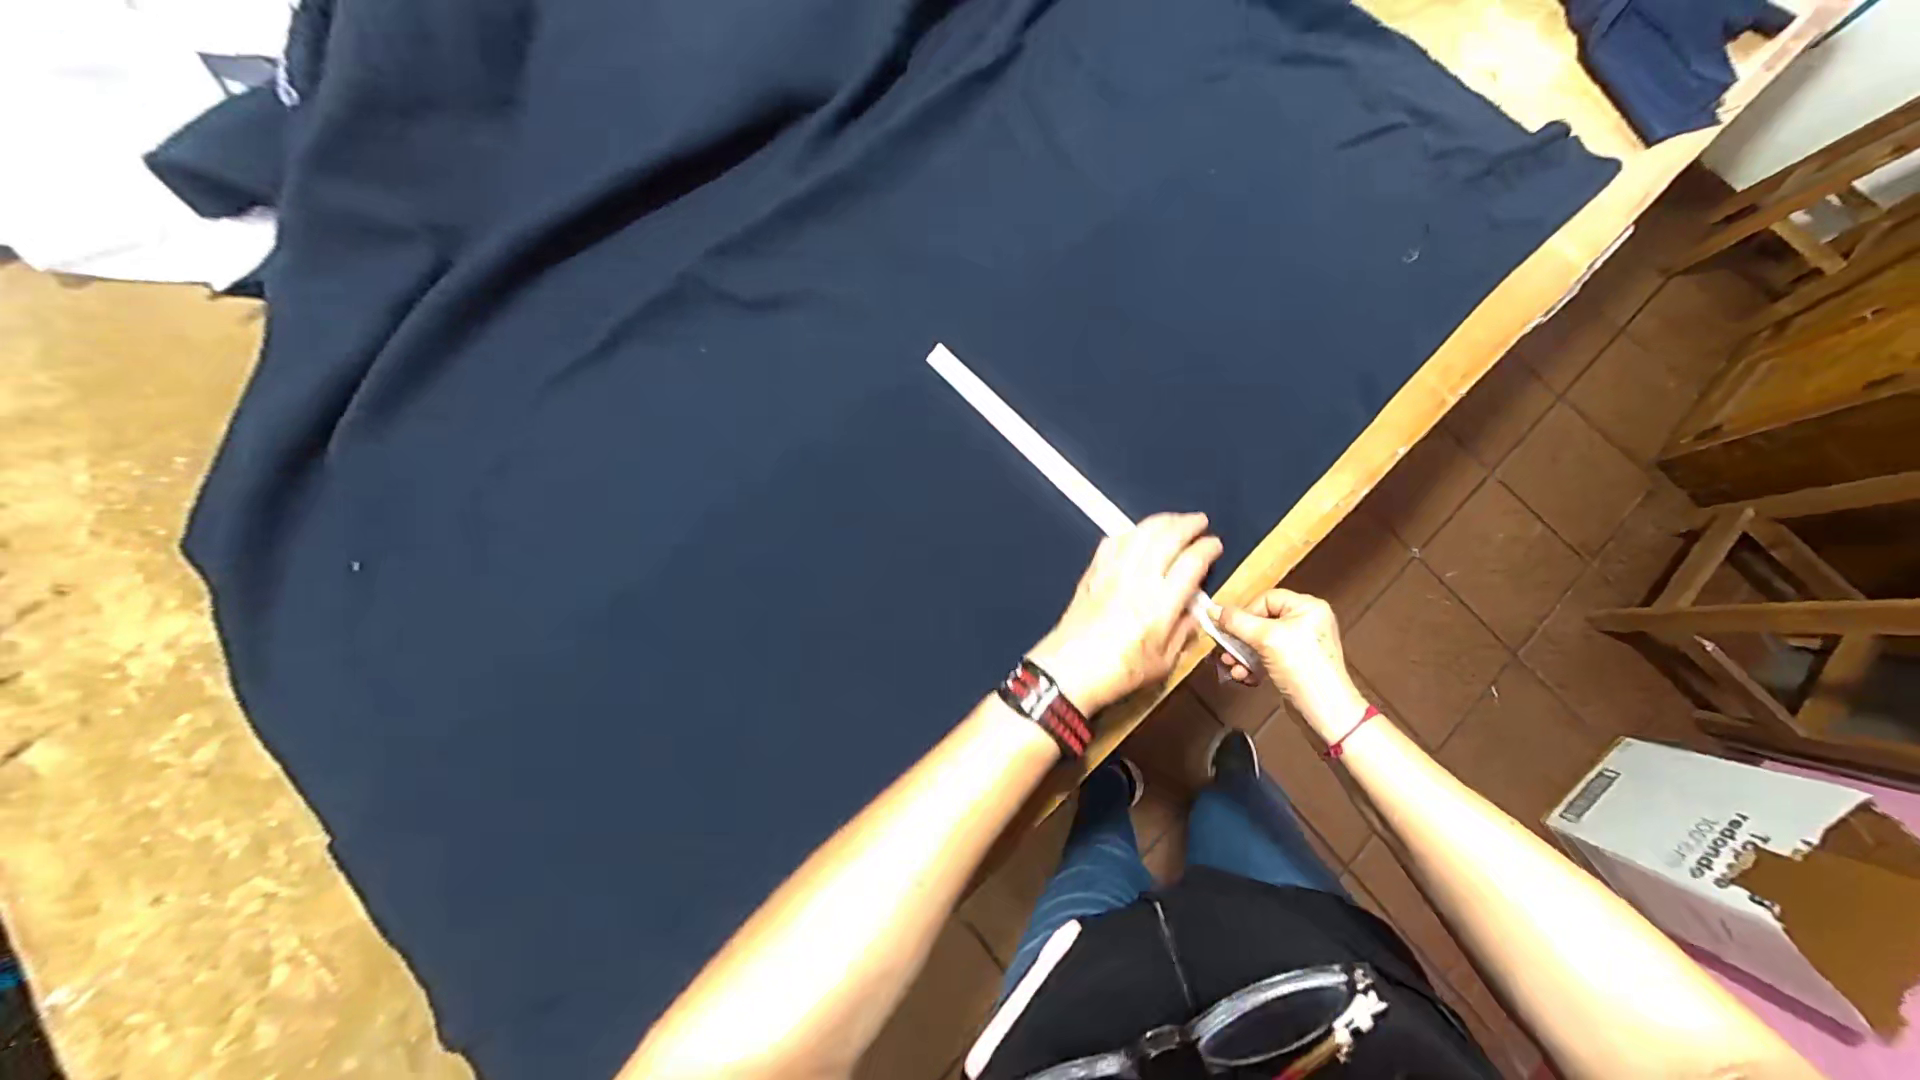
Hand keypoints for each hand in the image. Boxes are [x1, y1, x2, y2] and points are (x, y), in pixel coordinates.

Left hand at [1027, 513, 1223, 714]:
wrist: (1070, 670)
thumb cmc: (1118, 671)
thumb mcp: (1164, 661)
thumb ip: (1184, 631)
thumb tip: (1195, 612)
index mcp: (1161, 603)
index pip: (1191, 562)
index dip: (1207, 548)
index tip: (1215, 544)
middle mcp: (1137, 580)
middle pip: (1167, 537)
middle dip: (1187, 524)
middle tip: (1199, 522)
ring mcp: (1112, 572)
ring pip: (1140, 532)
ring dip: (1161, 521)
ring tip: (1174, 521)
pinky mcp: (1093, 572)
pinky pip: (1113, 541)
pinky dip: (1130, 532)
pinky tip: (1138, 534)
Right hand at [1212, 589, 1368, 741]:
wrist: (1325, 711)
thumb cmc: (1306, 671)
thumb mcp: (1266, 639)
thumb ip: (1236, 622)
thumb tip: (1213, 610)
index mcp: (1307, 607)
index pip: (1265, 599)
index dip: (1245, 614)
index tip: (1230, 629)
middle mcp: (1305, 622)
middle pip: (1259, 620)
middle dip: (1239, 638)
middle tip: (1226, 649)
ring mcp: (1299, 643)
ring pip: (1259, 640)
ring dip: (1241, 654)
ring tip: (1233, 666)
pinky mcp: (1293, 662)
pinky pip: (1265, 655)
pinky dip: (1252, 664)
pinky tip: (1245, 675)